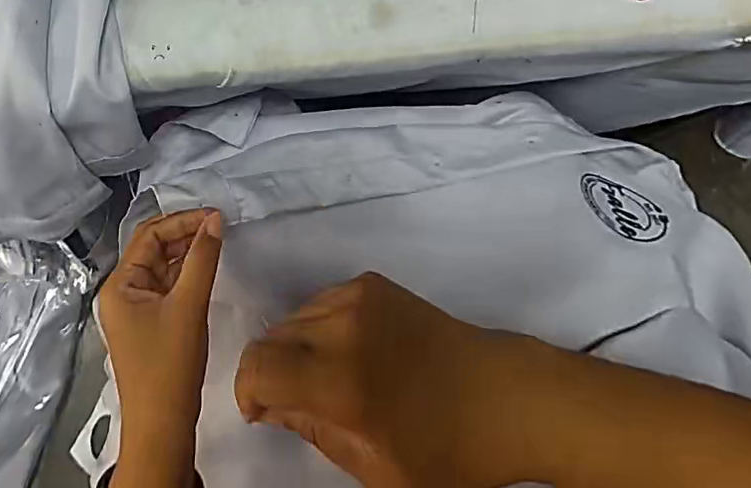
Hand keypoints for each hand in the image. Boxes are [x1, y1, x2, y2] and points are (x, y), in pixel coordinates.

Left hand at [97, 209, 222, 479]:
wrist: (163, 430)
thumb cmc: (169, 367)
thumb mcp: (188, 306)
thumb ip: (203, 258)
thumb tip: (214, 220)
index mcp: (120, 284)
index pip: (150, 236)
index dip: (182, 221)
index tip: (214, 216)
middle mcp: (123, 291)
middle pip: (154, 247)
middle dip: (185, 233)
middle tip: (218, 224)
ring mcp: (136, 308)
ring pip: (163, 266)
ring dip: (188, 251)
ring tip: (216, 239)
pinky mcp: (151, 322)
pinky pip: (168, 285)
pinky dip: (187, 273)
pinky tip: (207, 266)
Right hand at [233, 271, 546, 487]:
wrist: (502, 394)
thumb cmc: (444, 450)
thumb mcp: (375, 468)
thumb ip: (313, 430)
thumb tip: (271, 403)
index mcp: (342, 381)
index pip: (260, 366)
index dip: (248, 389)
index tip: (259, 411)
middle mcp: (342, 326)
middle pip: (272, 337)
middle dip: (270, 370)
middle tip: (293, 401)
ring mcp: (357, 296)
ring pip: (294, 316)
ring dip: (294, 347)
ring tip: (323, 377)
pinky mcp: (370, 282)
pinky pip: (320, 301)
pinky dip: (318, 327)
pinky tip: (346, 351)